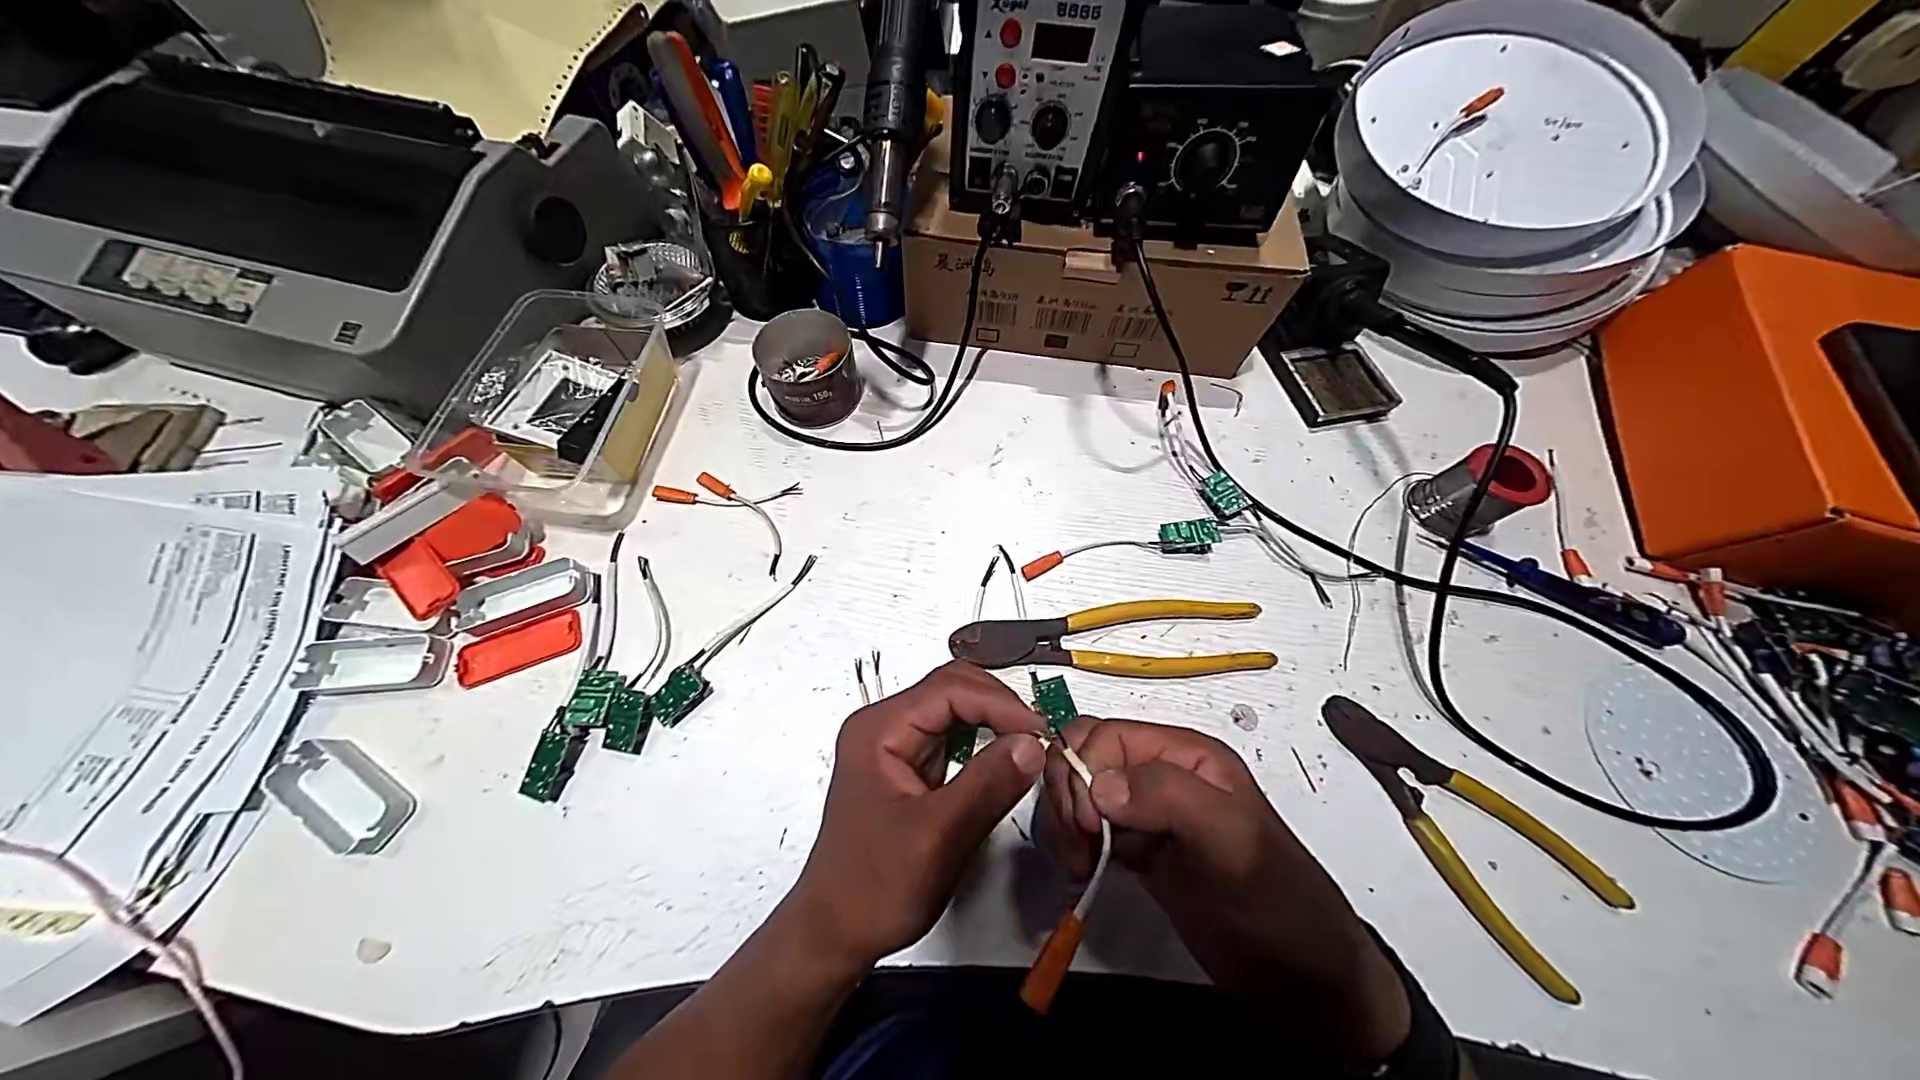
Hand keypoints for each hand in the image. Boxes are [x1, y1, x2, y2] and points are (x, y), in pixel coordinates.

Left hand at [783, 662, 1047, 968]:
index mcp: (878, 731)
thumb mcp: (935, 838)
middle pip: (953, 689)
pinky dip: (986, 743)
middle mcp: (885, 728)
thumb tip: (1029, 745)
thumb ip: (985, 786)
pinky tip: (1005, 759)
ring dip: (995, 722)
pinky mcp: (912, 767)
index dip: (999, 704)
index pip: (949, 689)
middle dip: (999, 707)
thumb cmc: (867, 890)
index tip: (1036, 731)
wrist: (837, 931)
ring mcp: (898, 746)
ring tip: (1028, 746)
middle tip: (1037, 736)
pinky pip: (956, 738)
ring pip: (957, 711)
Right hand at [1041, 717, 1410, 1064]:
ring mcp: (1145, 812)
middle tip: (1078, 841)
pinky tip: (1083, 868)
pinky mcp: (1135, 846)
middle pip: (1084, 754)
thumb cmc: (1281, 906)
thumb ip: (1171, 797)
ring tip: (1080, 861)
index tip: (1086, 821)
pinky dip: (1071, 841)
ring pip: (1078, 788)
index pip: (1107, 735)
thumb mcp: (1233, 842)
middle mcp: (1160, 775)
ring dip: (1064, 819)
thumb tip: (1102, 785)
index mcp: (1185, 755)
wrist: (1300, 981)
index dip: (1085, 770)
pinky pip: (1084, 824)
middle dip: (1067, 792)